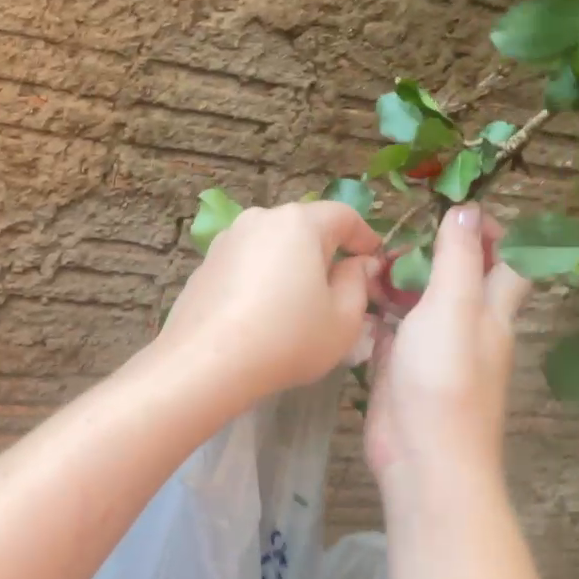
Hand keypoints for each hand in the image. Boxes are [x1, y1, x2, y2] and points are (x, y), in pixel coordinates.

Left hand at [155, 201, 380, 403]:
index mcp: (299, 223)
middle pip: (304, 227)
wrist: (207, 363)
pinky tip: (260, 314)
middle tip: (338, 287)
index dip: (365, 236)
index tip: (375, 259)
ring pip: (271, 245)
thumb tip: (358, 264)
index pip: (343, 215)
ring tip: (297, 303)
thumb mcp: (343, 319)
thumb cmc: (287, 338)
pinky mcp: (204, 265)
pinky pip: (245, 264)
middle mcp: (259, 219)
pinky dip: (260, 278)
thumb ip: (358, 283)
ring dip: (290, 264)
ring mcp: (226, 240)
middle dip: (325, 251)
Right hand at [365, 204, 530, 477]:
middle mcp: (468, 326)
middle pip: (461, 278)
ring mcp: (433, 349)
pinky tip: (354, 298)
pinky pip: (392, 329)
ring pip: (422, 303)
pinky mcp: (400, 368)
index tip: (456, 211)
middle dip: (435, 252)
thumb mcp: (453, 307)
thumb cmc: (444, 378)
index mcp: (492, 310)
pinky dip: (378, 311)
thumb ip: (458, 258)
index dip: (494, 233)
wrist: (423, 456)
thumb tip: (467, 210)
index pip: (509, 261)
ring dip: (401, 280)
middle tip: (399, 237)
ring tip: (371, 262)